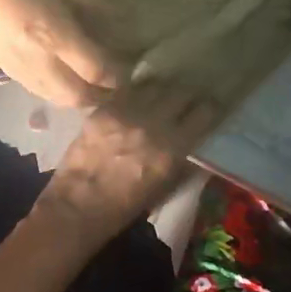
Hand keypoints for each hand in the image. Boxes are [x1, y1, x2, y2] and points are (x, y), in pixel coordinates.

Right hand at [0, 0, 124, 107]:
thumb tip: (118, 13)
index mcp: (56, 34)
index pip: (95, 69)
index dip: (115, 75)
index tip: (127, 70)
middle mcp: (42, 61)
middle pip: (78, 96)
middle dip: (100, 96)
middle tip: (113, 86)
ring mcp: (25, 72)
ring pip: (60, 101)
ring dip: (81, 100)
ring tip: (94, 88)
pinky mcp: (12, 75)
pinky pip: (43, 95)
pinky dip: (61, 95)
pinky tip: (68, 83)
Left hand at [37, 83, 220, 242]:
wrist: (79, 205)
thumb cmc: (125, 206)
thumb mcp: (165, 188)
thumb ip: (183, 162)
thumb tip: (195, 143)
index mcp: (173, 148)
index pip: (204, 113)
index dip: (211, 107)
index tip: (211, 106)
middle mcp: (153, 124)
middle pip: (181, 92)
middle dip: (188, 93)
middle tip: (188, 96)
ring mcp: (127, 113)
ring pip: (154, 85)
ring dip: (163, 88)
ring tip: (163, 92)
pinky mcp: (104, 109)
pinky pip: (127, 90)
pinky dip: (137, 91)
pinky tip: (138, 96)